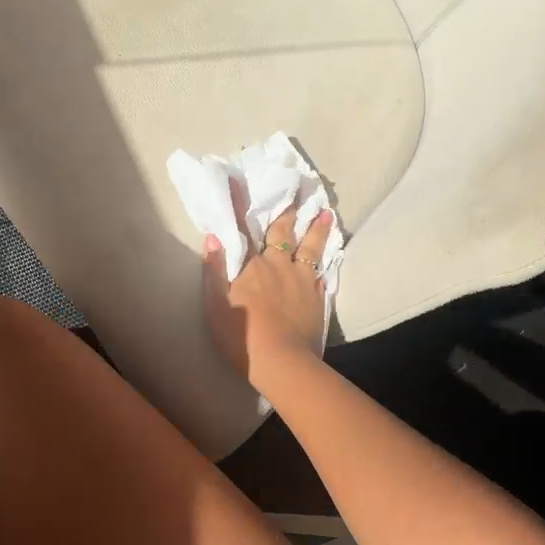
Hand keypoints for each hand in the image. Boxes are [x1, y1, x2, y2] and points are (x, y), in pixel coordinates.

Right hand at [201, 202, 333, 393]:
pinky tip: (330, 257)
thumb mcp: (216, 304)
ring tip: (326, 213)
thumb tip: (214, 235)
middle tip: (298, 190)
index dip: (240, 203)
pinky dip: (325, 261)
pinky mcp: (317, 299)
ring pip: (310, 248)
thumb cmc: (243, 336)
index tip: (238, 180)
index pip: (244, 229)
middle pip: (284, 233)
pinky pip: (321, 273)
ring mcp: (301, 281)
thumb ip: (215, 269)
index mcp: (252, 266)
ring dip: (317, 230)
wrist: (283, 363)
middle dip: (288, 212)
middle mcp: (278, 266)